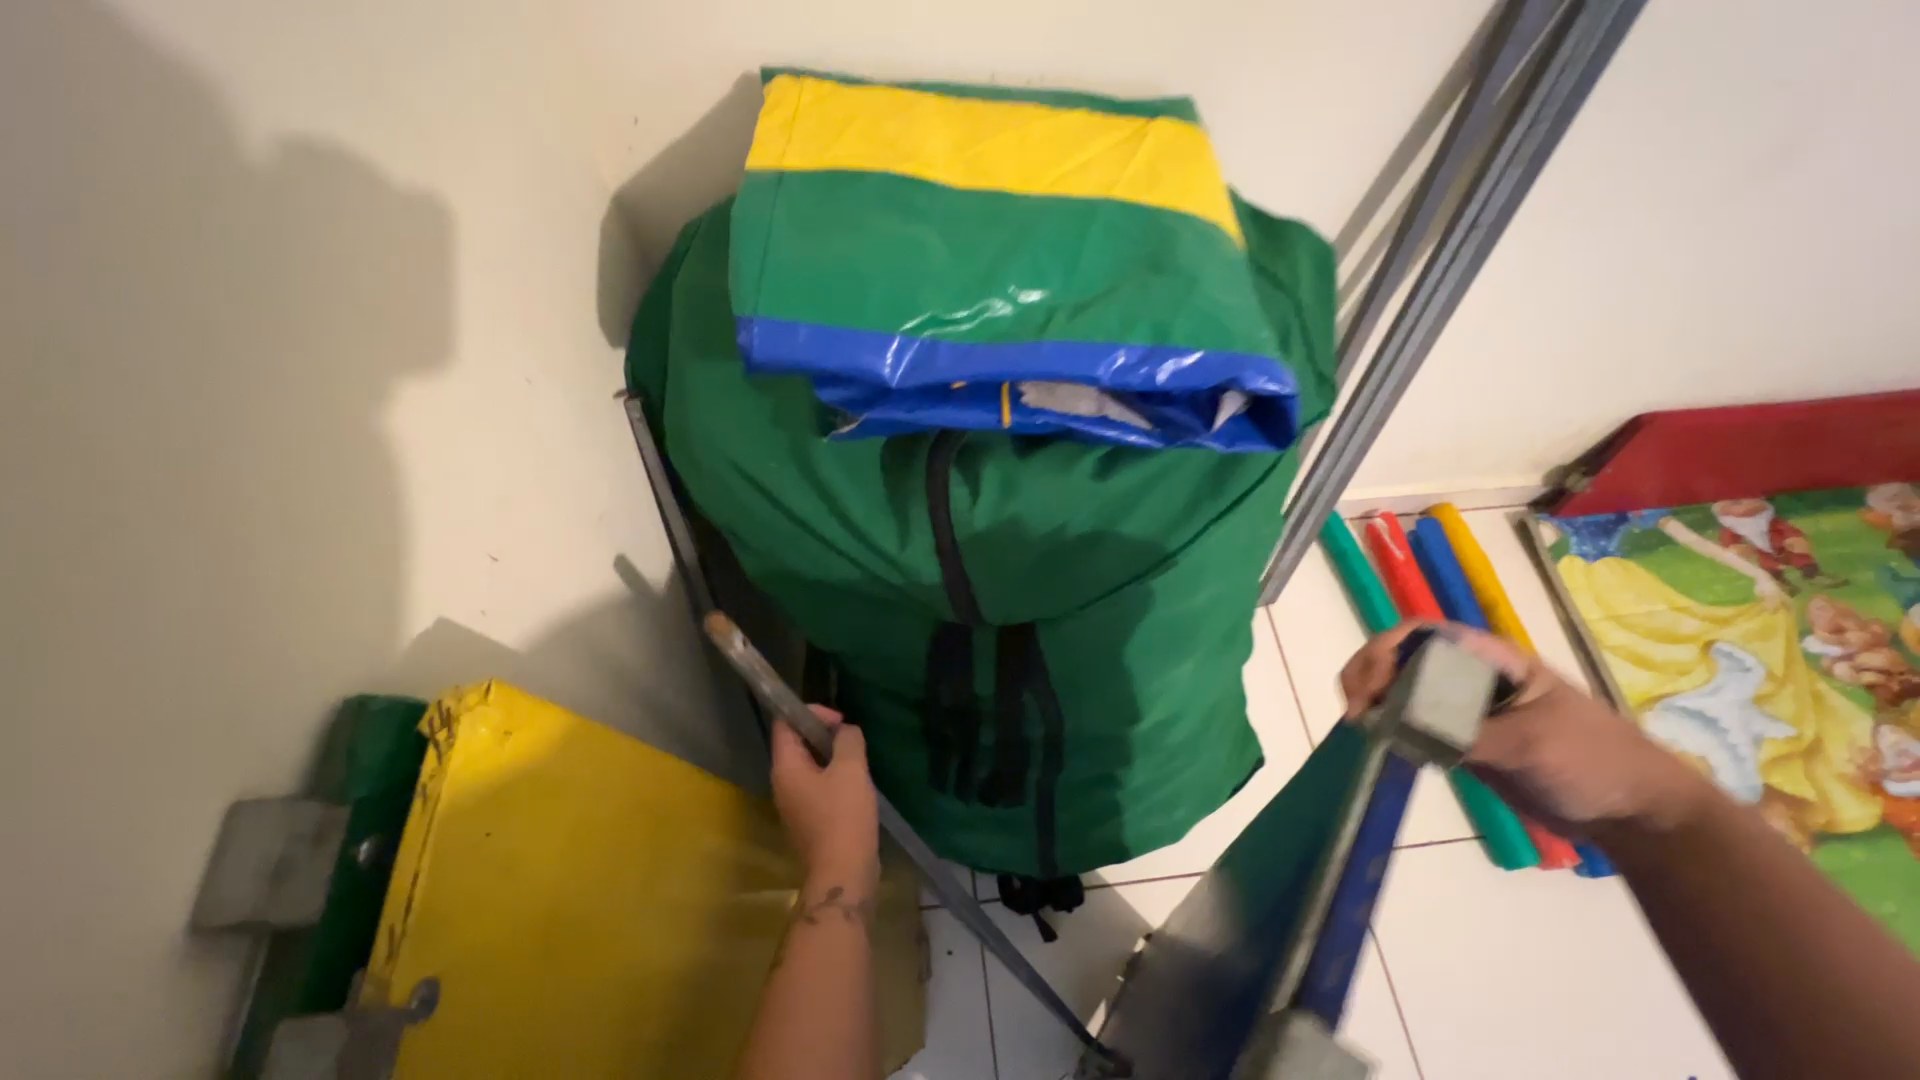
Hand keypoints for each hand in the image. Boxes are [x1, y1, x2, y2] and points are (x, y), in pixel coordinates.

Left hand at [771, 706, 879, 885]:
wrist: (843, 872)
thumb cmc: (843, 816)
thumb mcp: (851, 769)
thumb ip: (848, 740)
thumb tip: (845, 731)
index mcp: (785, 768)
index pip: (784, 724)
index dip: (810, 712)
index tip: (839, 720)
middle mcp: (781, 784)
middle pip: (795, 745)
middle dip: (823, 735)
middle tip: (851, 739)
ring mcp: (793, 805)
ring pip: (808, 767)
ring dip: (831, 758)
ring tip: (857, 760)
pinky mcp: (807, 821)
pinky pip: (816, 788)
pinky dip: (833, 778)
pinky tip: (856, 785)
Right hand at [1340, 621, 1713, 834]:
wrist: (1634, 813)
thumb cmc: (1594, 761)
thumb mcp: (1531, 743)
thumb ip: (1464, 732)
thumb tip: (1399, 728)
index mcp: (1490, 659)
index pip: (1420, 635)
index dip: (1383, 652)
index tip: (1368, 692)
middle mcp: (1470, 676)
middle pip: (1400, 659)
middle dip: (1368, 678)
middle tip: (1354, 716)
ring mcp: (1465, 709)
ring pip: (1401, 692)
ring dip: (1374, 705)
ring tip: (1360, 732)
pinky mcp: (1462, 741)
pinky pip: (1413, 726)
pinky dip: (1390, 732)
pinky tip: (1381, 748)